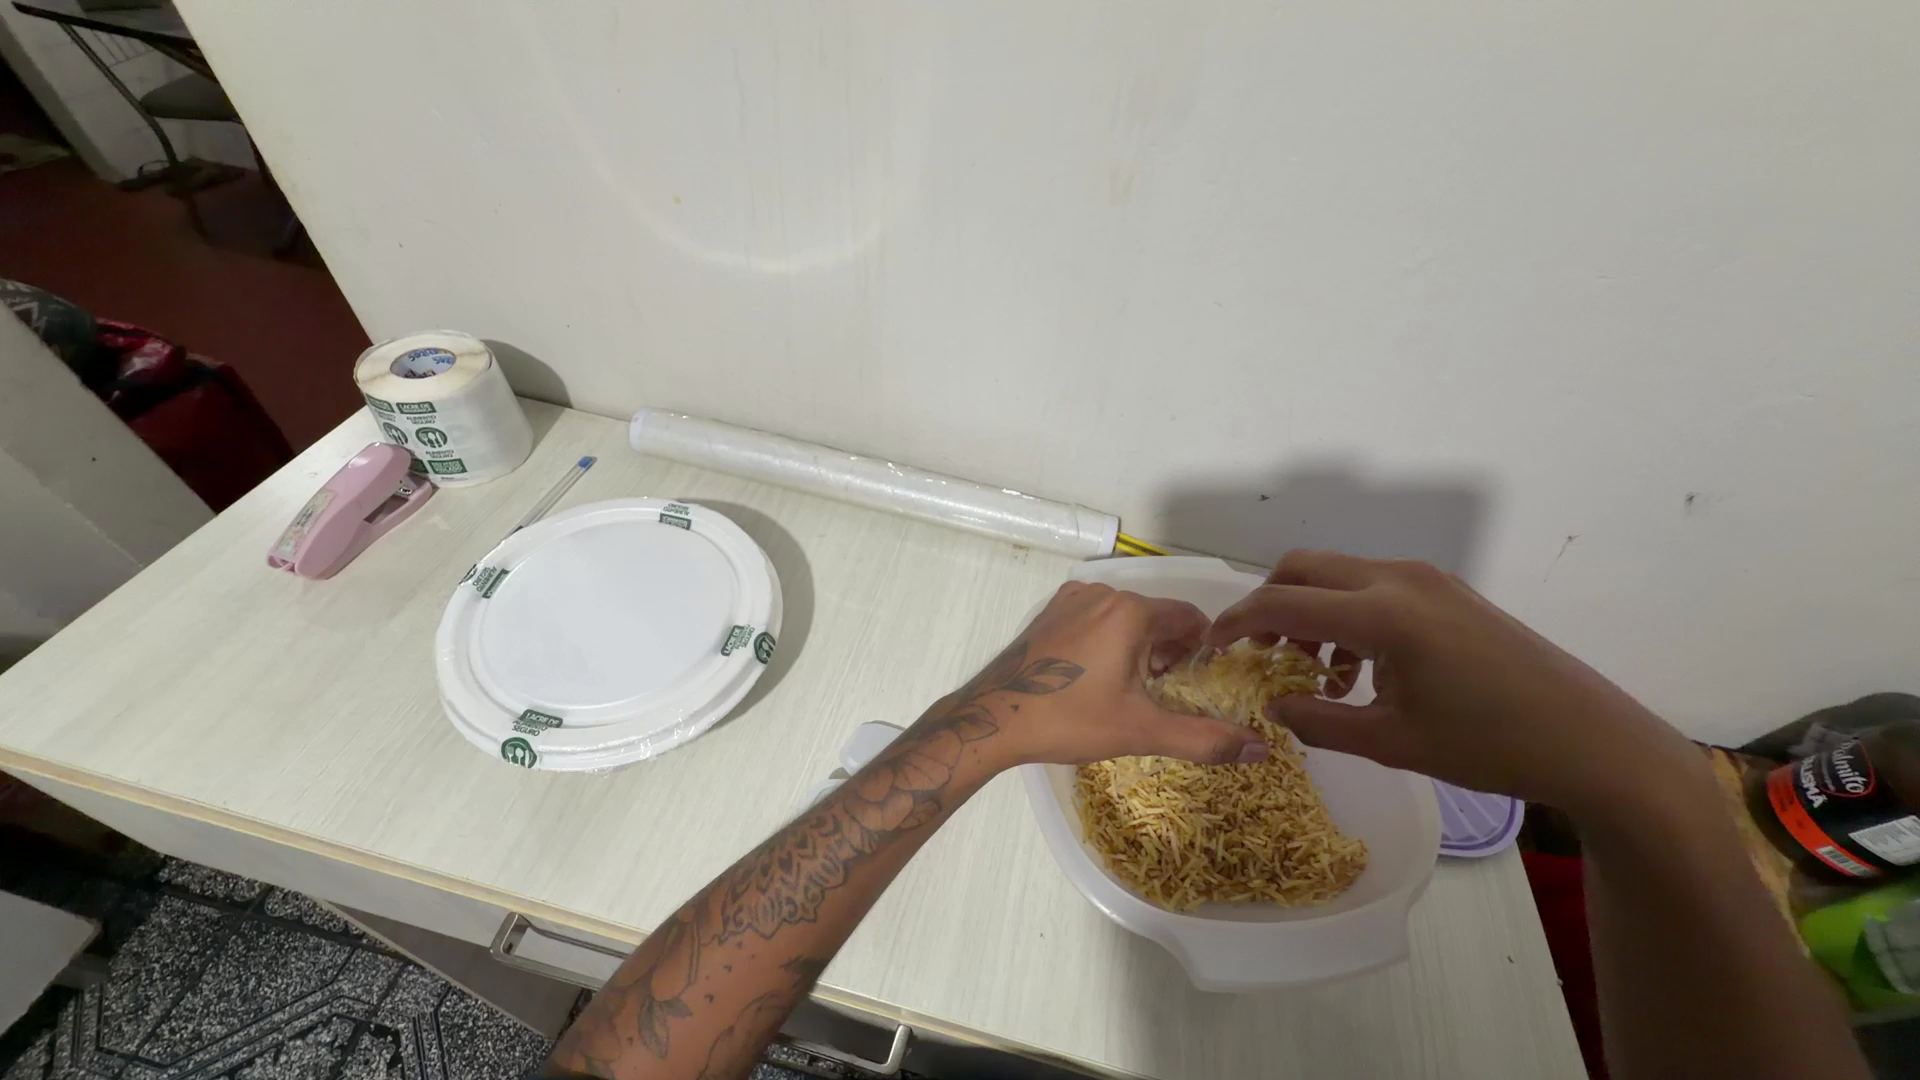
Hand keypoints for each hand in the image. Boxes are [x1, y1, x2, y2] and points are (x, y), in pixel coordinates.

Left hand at [967, 582, 1269, 770]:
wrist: (995, 717)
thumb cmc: (1070, 719)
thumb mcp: (1142, 731)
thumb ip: (1204, 739)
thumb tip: (1260, 751)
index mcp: (1130, 610)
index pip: (1190, 618)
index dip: (1204, 650)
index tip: (1201, 683)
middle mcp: (1103, 593)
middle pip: (1158, 616)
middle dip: (1170, 652)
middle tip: (1163, 694)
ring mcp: (1071, 599)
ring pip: (1126, 617)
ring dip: (1140, 647)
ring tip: (1130, 691)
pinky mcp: (1050, 612)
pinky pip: (1097, 618)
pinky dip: (1109, 640)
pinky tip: (1098, 678)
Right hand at [1207, 550, 1699, 820]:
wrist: (1596, 742)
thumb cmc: (1491, 747)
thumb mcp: (1391, 743)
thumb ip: (1318, 720)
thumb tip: (1272, 706)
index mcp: (1384, 614)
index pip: (1282, 602)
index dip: (1237, 622)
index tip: (1211, 645)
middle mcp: (1400, 580)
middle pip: (1302, 567)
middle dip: (1267, 603)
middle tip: (1259, 650)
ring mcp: (1427, 579)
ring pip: (1336, 572)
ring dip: (1308, 608)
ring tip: (1314, 667)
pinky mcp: (1446, 590)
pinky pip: (1371, 584)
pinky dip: (1343, 611)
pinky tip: (1359, 664)